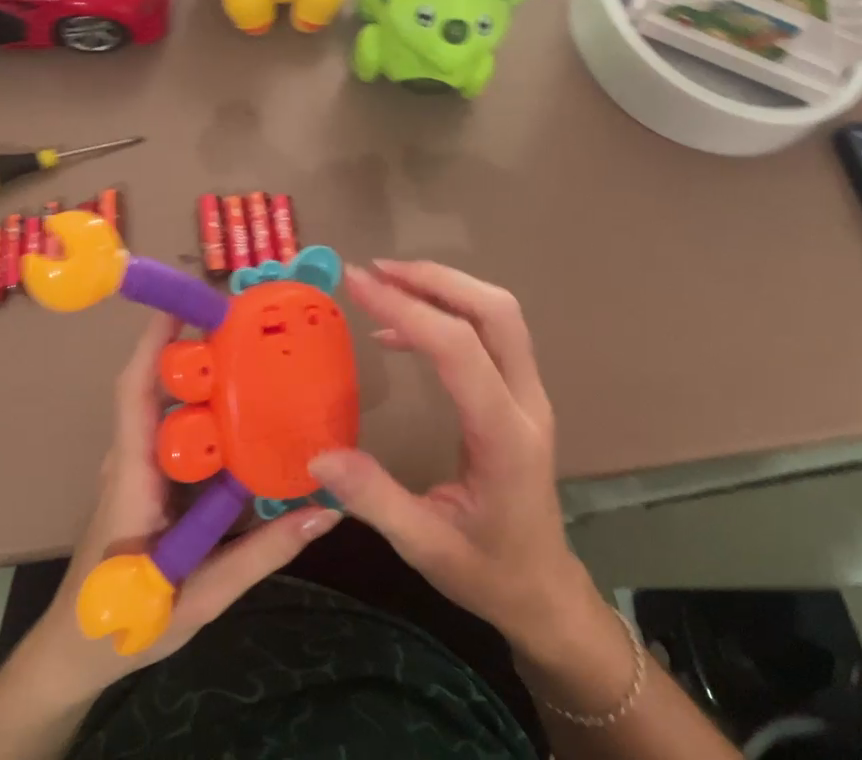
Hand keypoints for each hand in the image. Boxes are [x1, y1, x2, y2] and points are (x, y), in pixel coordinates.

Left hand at [21, 312, 341, 696]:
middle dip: (193, 347)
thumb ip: (260, 555)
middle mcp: (129, 462)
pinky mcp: (146, 484)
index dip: (156, 342)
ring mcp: (135, 471)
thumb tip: (325, 510)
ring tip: (253, 355)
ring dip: (201, 377)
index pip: (136, 393)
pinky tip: (244, 416)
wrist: (74, 653)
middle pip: (156, 388)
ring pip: (166, 410)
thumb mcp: (200, 596)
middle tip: (248, 322)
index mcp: (131, 479)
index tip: (186, 299)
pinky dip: (205, 415)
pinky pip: (174, 436)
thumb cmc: (125, 623)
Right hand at [309, 261, 601, 656]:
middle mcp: (526, 404)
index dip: (407, 309)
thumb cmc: (488, 571)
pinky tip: (397, 333)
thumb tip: (317, 455)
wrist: (544, 590)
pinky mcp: (518, 399)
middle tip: (374, 270)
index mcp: (505, 437)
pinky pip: (490, 337)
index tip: (355, 283)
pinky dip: (447, 315)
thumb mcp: (425, 546)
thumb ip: (374, 499)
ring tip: (384, 283)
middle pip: (496, 312)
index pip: (459, 350)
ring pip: (499, 316)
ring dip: (444, 288)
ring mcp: (529, 398)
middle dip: (436, 279)